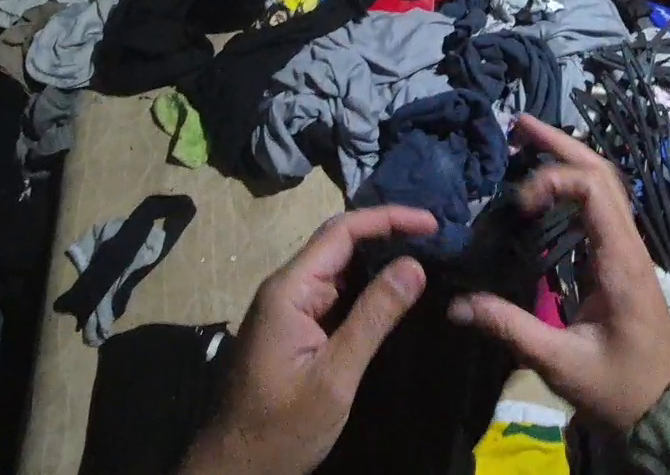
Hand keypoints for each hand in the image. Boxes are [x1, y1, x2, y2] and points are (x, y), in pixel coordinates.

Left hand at [178, 206, 437, 474]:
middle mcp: (289, 286)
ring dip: (381, 256)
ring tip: (426, 255)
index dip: (388, 218)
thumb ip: (373, 317)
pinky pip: (337, 291)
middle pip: (341, 241)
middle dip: (388, 232)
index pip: (342, 231)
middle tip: (436, 237)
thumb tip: (414, 264)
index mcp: (291, 288)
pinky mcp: (298, 326)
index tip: (432, 223)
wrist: (234, 472)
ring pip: (340, 265)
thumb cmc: (281, 427)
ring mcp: (291, 306)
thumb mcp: (334, 377)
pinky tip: (397, 289)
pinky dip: (369, 283)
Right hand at [447, 115, 669, 432]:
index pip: (594, 187)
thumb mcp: (562, 363)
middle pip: (600, 172)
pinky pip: (597, 202)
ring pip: (602, 182)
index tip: (519, 203)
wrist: (667, 407)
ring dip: (565, 158)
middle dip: (560, 144)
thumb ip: (511, 329)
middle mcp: (627, 241)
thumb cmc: (620, 386)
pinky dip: (569, 182)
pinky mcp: (618, 254)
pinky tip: (540, 187)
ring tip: (524, 143)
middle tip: (518, 126)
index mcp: (619, 258)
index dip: (553, 179)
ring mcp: (626, 245)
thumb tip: (457, 303)